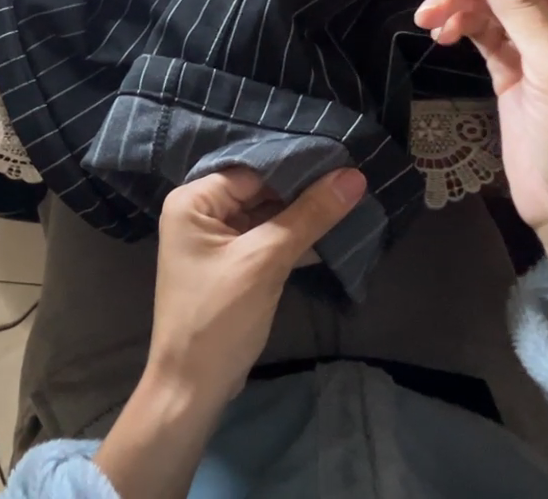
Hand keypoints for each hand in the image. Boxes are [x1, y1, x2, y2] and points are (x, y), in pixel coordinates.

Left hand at [95, 168, 364, 498]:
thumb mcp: (266, 261)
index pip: (253, 170)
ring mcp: (214, 240)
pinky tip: (333, 234)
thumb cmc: (219, 317)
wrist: (193, 389)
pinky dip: (294, 238)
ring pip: (266, 215)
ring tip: (352, 199)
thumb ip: (309, 215)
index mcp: (193, 200)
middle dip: (303, 190)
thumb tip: (354, 176)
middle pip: (259, 190)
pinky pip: (266, 239)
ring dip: (303, 215)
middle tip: (353, 176)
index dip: (297, 165)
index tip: (343, 157)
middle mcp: (199, 212)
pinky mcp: (231, 265)